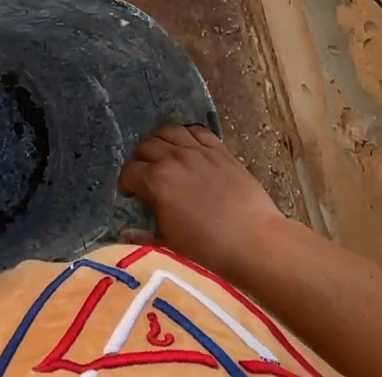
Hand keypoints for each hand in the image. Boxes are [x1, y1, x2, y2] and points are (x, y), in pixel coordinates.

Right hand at [119, 124, 295, 276]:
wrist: (255, 243)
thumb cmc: (209, 250)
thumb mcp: (170, 246)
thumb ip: (144, 236)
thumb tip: (125, 234)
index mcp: (157, 181)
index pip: (130, 171)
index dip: (125, 182)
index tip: (129, 193)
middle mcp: (174, 158)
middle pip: (145, 146)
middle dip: (139, 159)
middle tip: (144, 174)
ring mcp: (199, 151)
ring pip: (169, 131)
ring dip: (159, 141)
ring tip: (162, 155)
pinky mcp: (220, 150)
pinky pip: (197, 131)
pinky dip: (187, 134)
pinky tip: (187, 146)